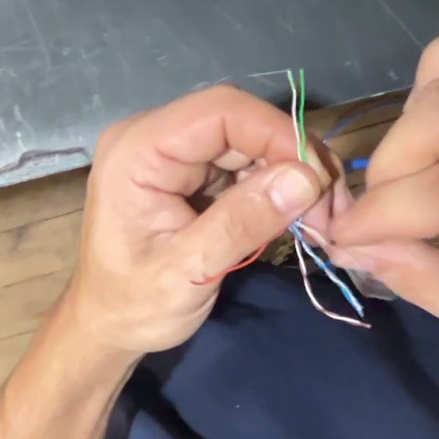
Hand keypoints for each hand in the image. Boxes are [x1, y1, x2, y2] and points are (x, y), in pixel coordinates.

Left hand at [56, 85, 339, 357]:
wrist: (108, 328)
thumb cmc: (134, 307)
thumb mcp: (188, 273)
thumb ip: (240, 223)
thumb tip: (306, 179)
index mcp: (138, 151)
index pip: (220, 111)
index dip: (277, 134)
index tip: (318, 179)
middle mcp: (154, 139)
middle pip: (240, 123)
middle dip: (291, 159)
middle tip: (329, 209)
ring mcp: (173, 156)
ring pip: (249, 144)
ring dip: (290, 176)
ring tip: (320, 219)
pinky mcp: (191, 176)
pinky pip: (244, 167)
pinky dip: (276, 189)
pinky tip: (298, 217)